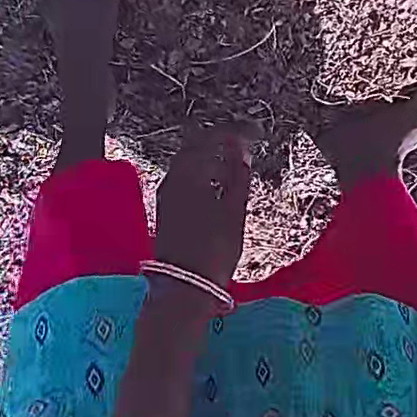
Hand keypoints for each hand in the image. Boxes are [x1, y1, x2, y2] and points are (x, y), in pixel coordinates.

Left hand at [153, 123, 258, 286]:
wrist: (183, 285)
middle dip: (217, 141)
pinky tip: (215, 182)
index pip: (209, 140)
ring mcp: (166, 191)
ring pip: (186, 162)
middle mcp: (172, 177)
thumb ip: (238, 177)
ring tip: (232, 162)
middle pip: (194, 147)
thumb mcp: (233, 212)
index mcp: (188, 174)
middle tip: (240, 143)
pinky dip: (200, 171)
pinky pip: (182, 176)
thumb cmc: (213, 249)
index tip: (251, 132)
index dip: (230, 133)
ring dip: (208, 156)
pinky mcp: (165, 205)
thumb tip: (241, 151)